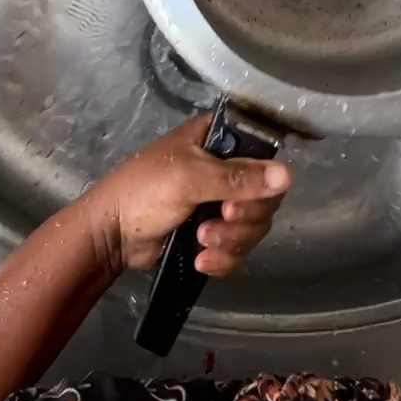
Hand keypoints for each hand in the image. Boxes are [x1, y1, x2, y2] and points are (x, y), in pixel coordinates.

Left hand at [75, 116, 290, 276]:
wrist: (112, 234)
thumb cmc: (144, 190)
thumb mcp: (190, 178)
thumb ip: (238, 178)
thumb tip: (288, 174)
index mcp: (214, 140)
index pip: (260, 152)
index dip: (262, 177)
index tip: (244, 196)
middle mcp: (221, 168)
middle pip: (263, 195)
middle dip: (244, 216)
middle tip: (221, 218)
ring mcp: (216, 202)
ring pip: (252, 225)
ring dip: (231, 240)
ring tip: (202, 241)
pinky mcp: (211, 233)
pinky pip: (237, 249)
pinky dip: (223, 259)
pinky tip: (201, 261)